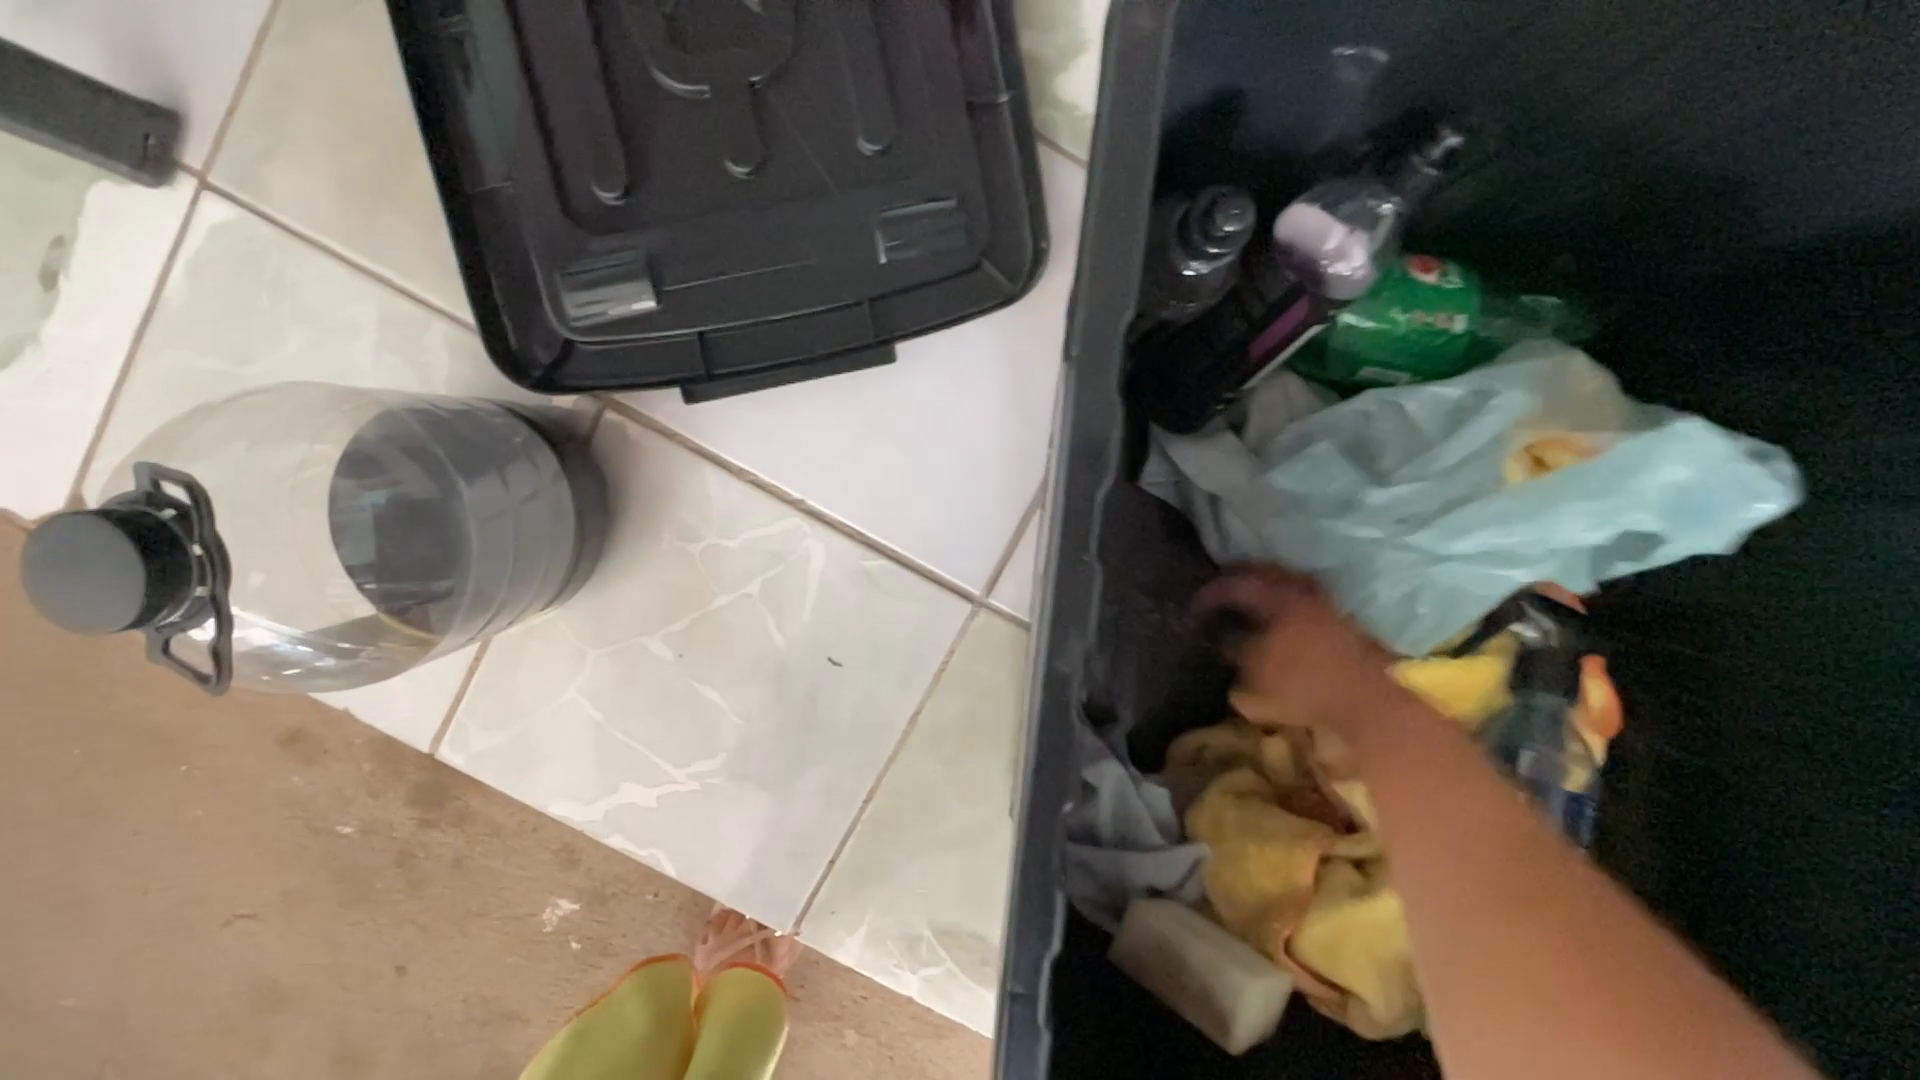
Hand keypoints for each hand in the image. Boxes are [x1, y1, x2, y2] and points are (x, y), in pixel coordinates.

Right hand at [1192, 565, 1400, 737]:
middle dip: (1238, 582)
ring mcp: (1325, 604)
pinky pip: (1301, 601)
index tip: (1193, 608)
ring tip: (1245, 608)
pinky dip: (1283, 606)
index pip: (1235, 583)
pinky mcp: (1339, 621)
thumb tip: (1219, 636)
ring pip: (1285, 586)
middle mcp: (1302, 591)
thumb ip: (1233, 647)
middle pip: (1264, 575)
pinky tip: (1275, 623)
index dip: (1209, 593)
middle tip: (1217, 595)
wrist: (1366, 703)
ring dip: (1263, 593)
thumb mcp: (1253, 671)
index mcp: (1278, 596)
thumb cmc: (1303, 686)